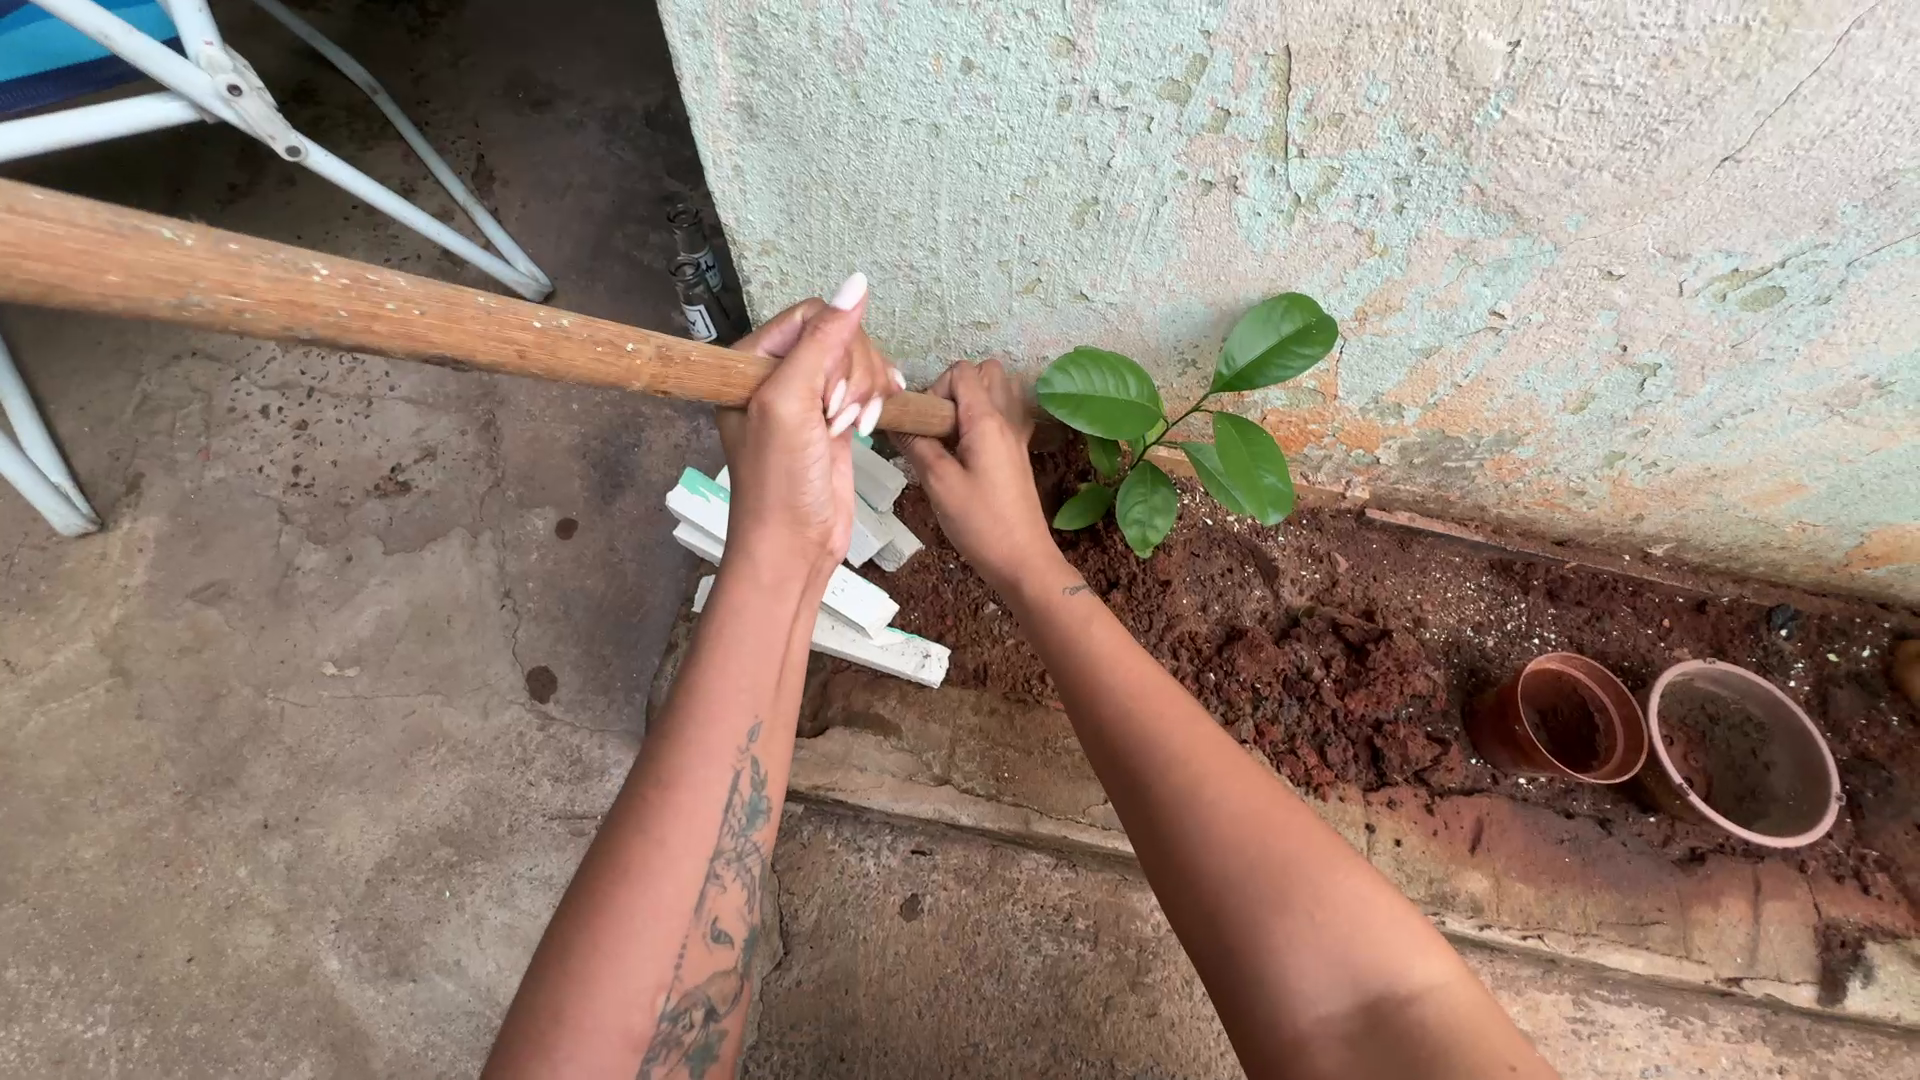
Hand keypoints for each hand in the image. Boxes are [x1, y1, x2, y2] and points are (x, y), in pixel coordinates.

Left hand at [716, 275, 900, 581]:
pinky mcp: (834, 421)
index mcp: (751, 362)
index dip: (833, 348)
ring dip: (867, 390)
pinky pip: (866, 387)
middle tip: (840, 419)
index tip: (827, 396)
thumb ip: (822, 341)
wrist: (794, 545)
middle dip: (853, 375)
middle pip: (840, 337)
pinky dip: (878, 397)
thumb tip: (857, 282)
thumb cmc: (779, 482)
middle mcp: (779, 375)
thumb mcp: (791, 403)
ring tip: (857, 426)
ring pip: (857, 362)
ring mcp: (809, 399)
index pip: (811, 316)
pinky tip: (881, 414)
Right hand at [898, 359, 1062, 593]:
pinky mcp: (1018, 455)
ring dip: (971, 403)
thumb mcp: (939, 484)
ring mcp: (1016, 437)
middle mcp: (1007, 420)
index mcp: (987, 420)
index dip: (935, 388)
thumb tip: (895, 422)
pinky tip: (968, 449)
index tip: (924, 425)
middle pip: (984, 373)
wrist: (1023, 560)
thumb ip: (916, 446)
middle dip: (954, 389)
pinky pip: (1004, 418)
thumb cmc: (980, 523)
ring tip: (951, 436)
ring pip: (997, 392)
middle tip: (938, 426)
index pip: (961, 372)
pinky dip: (985, 421)